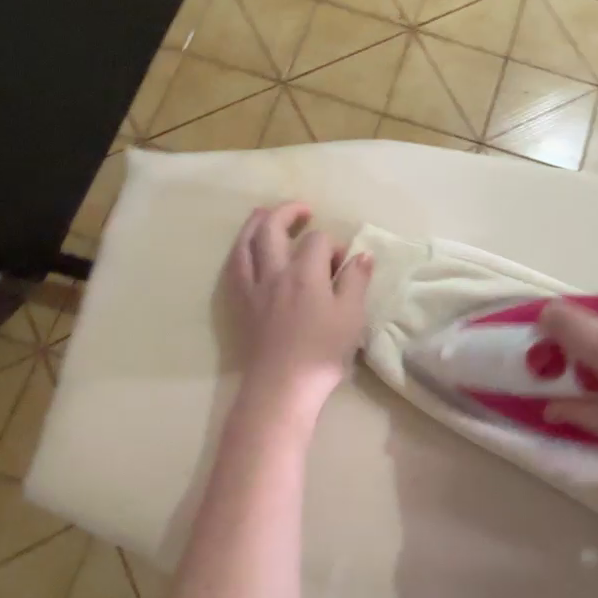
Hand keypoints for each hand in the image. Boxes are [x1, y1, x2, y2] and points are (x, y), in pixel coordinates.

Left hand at [224, 203, 372, 431]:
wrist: (282, 387)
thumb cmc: (321, 352)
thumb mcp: (351, 316)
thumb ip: (356, 281)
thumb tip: (362, 255)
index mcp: (304, 273)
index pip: (317, 240)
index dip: (332, 245)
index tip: (342, 264)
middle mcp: (274, 273)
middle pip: (272, 229)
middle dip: (287, 213)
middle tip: (302, 210)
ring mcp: (253, 288)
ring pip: (246, 244)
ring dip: (256, 224)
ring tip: (264, 214)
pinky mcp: (241, 305)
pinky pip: (235, 268)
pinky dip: (241, 251)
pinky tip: (246, 250)